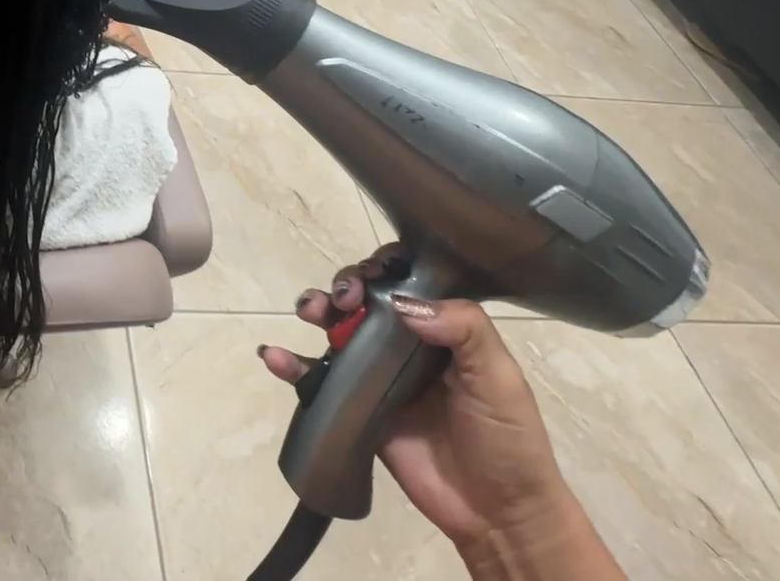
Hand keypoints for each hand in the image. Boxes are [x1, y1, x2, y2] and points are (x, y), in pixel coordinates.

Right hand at [259, 245, 573, 551]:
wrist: (495, 512)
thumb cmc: (507, 438)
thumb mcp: (499, 377)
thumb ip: (465, 329)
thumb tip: (402, 304)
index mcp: (441, 328)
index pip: (404, 281)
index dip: (382, 267)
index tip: (371, 276)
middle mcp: (404, 342)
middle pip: (362, 298)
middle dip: (343, 286)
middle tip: (341, 300)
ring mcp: (375, 373)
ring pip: (335, 327)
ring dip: (314, 309)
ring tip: (309, 312)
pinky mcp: (352, 405)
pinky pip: (315, 377)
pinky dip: (290, 363)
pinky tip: (273, 356)